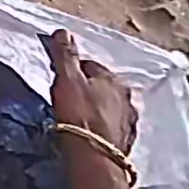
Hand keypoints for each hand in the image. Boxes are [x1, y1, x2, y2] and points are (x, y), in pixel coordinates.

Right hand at [43, 30, 138, 153]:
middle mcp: (126, 96)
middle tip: (67, 95)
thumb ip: (65, 55)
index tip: (58, 78)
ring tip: (78, 113)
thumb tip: (63, 31)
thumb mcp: (66, 80)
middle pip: (102, 85)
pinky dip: (103, 123)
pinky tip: (91, 129)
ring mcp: (129, 119)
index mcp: (112, 79)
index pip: (89, 65)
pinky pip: (113, 123)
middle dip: (87, 87)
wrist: (95, 157)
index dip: (71, 69)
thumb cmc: (79, 114)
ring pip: (109, 104)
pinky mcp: (127, 139)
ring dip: (97, 105)